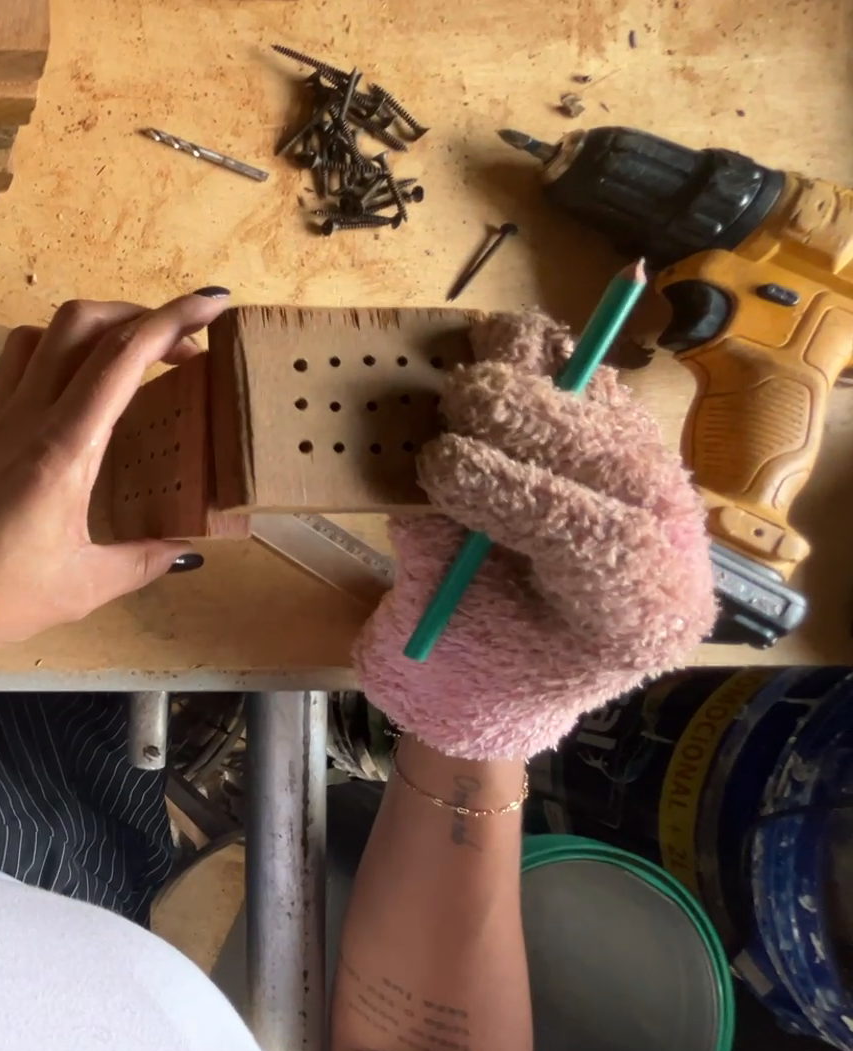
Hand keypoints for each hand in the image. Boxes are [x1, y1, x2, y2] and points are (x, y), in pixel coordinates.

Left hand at [0, 290, 231, 664]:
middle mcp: (24, 420)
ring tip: (129, 359)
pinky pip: (19, 371)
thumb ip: (141, 563)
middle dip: (138, 313)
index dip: (173, 317)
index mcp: (60, 450)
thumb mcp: (79, 588)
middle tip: (182, 347)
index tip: (216, 302)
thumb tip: (185, 550)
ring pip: (41, 337)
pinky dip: (56, 358)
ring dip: (91, 329)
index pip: (121, 357)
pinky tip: (77, 397)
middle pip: (78, 323)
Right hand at [353, 312, 713, 760]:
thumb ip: (443, 555)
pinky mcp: (615, 455)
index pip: (603, 539)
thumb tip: (428, 471)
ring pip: (615, 417)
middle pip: (617, 462)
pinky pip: (593, 392)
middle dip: (535, 423)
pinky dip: (546, 358)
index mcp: (628, 616)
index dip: (520, 494)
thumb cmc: (467, 664)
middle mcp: (661, 546)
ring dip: (551, 375)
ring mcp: (645, 492)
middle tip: (459, 399)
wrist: (500, 671)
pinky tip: (497, 339)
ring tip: (485, 348)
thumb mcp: (448, 629)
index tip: (439, 465)